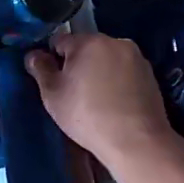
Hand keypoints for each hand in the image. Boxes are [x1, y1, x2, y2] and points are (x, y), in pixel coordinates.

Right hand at [26, 32, 178, 168]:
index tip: (53, 82)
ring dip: (98, 72)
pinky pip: (123, 72)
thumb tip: (33, 55)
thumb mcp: (52, 94)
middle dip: (77, 64)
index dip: (52, 60)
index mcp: (89, 41)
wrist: (135, 141)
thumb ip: (40, 69)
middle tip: (72, 93)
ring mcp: (136, 57)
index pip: (59, 41)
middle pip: (85, 48)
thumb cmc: (87, 115)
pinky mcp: (150, 75)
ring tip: (96, 100)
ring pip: (106, 59)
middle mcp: (115, 41)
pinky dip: (116, 81)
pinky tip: (114, 103)